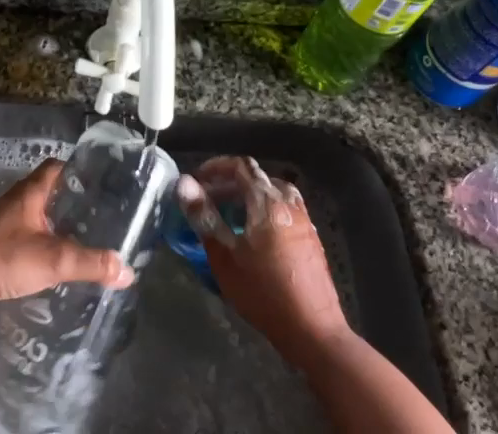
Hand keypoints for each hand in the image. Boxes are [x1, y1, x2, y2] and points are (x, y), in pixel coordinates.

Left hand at [0, 159, 134, 316]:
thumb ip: (91, 264)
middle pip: (50, 192)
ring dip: (59, 224)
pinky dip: (45, 242)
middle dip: (74, 202)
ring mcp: (4, 222)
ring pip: (39, 215)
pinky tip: (58, 261)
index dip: (79, 171)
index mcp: (29, 192)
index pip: (57, 168)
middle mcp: (16, 201)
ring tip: (87, 239)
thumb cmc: (4, 258)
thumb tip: (127, 270)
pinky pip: (28, 235)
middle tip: (102, 216)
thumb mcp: (54, 259)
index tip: (102, 185)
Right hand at [176, 156, 348, 349]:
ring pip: (275, 192)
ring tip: (232, 212)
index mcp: (267, 202)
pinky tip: (256, 232)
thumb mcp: (224, 255)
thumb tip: (184, 183)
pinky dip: (267, 208)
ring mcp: (305, 222)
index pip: (241, 167)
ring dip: (251, 194)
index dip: (216, 167)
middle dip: (230, 181)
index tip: (196, 181)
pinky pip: (286, 209)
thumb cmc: (263, 292)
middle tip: (209, 199)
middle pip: (258, 178)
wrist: (313, 330)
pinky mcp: (312, 240)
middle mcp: (289, 204)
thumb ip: (204, 216)